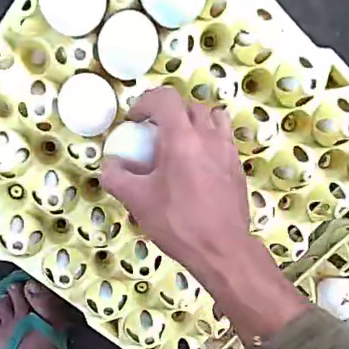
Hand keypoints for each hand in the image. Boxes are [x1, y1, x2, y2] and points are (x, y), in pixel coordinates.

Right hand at [102, 87, 310, 344]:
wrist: (221, 250)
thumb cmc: (177, 223)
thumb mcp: (137, 201)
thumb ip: (117, 178)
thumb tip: (110, 166)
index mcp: (182, 138)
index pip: (165, 99)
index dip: (145, 102)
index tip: (134, 120)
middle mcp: (209, 136)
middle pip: (189, 106)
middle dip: (168, 113)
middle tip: (153, 134)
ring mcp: (228, 151)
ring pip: (212, 119)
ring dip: (193, 123)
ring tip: (179, 145)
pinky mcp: (237, 168)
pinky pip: (223, 140)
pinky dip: (208, 142)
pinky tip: (196, 167)